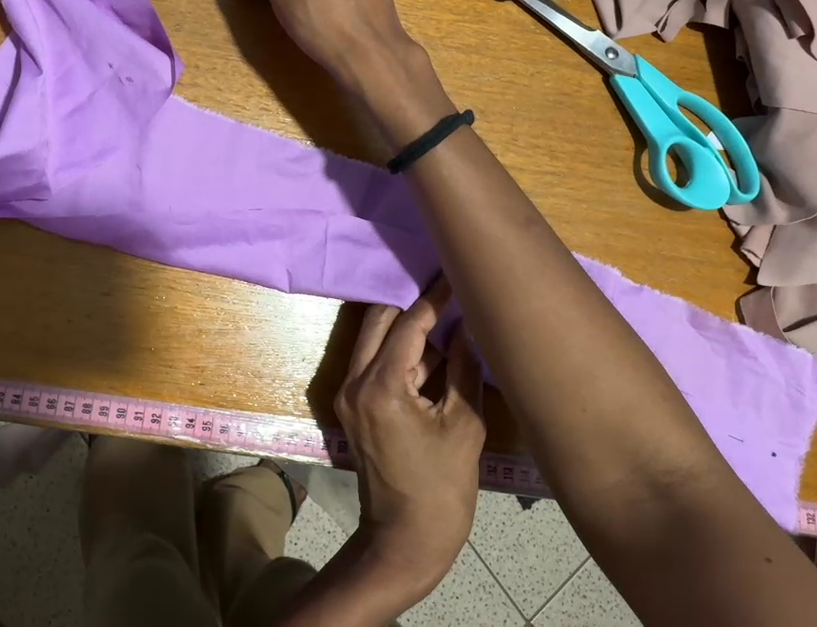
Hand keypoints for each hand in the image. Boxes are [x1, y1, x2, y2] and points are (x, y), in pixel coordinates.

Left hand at [335, 283, 486, 609]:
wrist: (404, 540)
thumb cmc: (442, 489)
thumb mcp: (463, 425)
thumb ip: (464, 368)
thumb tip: (469, 325)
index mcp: (381, 385)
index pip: (409, 324)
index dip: (435, 298)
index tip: (456, 276)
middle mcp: (354, 381)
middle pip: (379, 320)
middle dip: (413, 307)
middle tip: (449, 297)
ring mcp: (347, 393)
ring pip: (373, 339)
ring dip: (405, 330)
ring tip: (447, 323)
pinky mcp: (351, 406)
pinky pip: (372, 362)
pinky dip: (398, 352)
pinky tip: (433, 353)